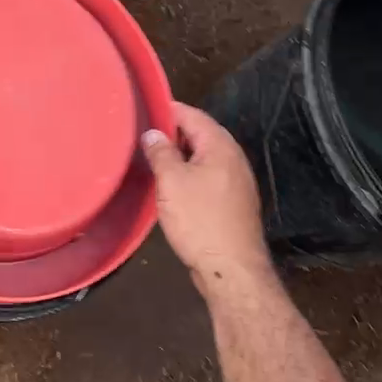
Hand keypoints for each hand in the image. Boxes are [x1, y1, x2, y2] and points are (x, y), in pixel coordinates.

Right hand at [140, 102, 272, 294]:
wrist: (232, 271)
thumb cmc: (200, 219)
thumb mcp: (171, 182)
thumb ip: (161, 152)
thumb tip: (154, 133)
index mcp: (220, 145)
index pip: (192, 114)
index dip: (168, 109)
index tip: (144, 109)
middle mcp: (233, 157)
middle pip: (200, 133)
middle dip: (173, 132)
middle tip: (145, 134)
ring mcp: (237, 181)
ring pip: (204, 156)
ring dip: (181, 154)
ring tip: (154, 158)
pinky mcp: (234, 202)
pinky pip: (209, 175)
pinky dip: (191, 172)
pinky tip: (173, 184)